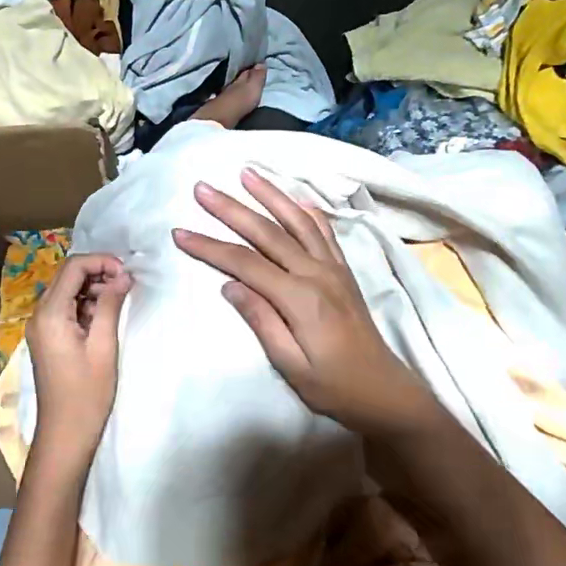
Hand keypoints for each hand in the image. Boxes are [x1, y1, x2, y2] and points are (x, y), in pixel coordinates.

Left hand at [25, 253, 132, 447]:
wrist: (65, 434)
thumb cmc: (87, 393)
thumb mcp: (104, 346)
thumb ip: (111, 305)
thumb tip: (123, 275)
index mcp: (50, 313)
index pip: (73, 267)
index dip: (101, 261)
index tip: (127, 273)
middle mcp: (39, 314)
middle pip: (68, 276)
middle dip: (98, 273)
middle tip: (126, 285)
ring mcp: (41, 327)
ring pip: (67, 291)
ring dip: (93, 289)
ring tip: (119, 302)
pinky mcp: (47, 338)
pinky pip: (65, 309)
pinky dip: (85, 305)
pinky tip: (105, 318)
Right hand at [172, 168, 444, 440]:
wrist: (385, 392)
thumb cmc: (334, 387)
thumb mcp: (291, 365)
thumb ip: (261, 321)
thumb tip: (230, 284)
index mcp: (300, 299)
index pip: (245, 263)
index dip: (210, 247)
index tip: (180, 233)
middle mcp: (317, 274)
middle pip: (267, 232)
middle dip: (231, 208)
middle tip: (202, 188)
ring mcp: (333, 268)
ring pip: (298, 221)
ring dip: (270, 195)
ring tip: (246, 173)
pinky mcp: (343, 271)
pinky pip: (324, 231)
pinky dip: (307, 210)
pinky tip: (294, 197)